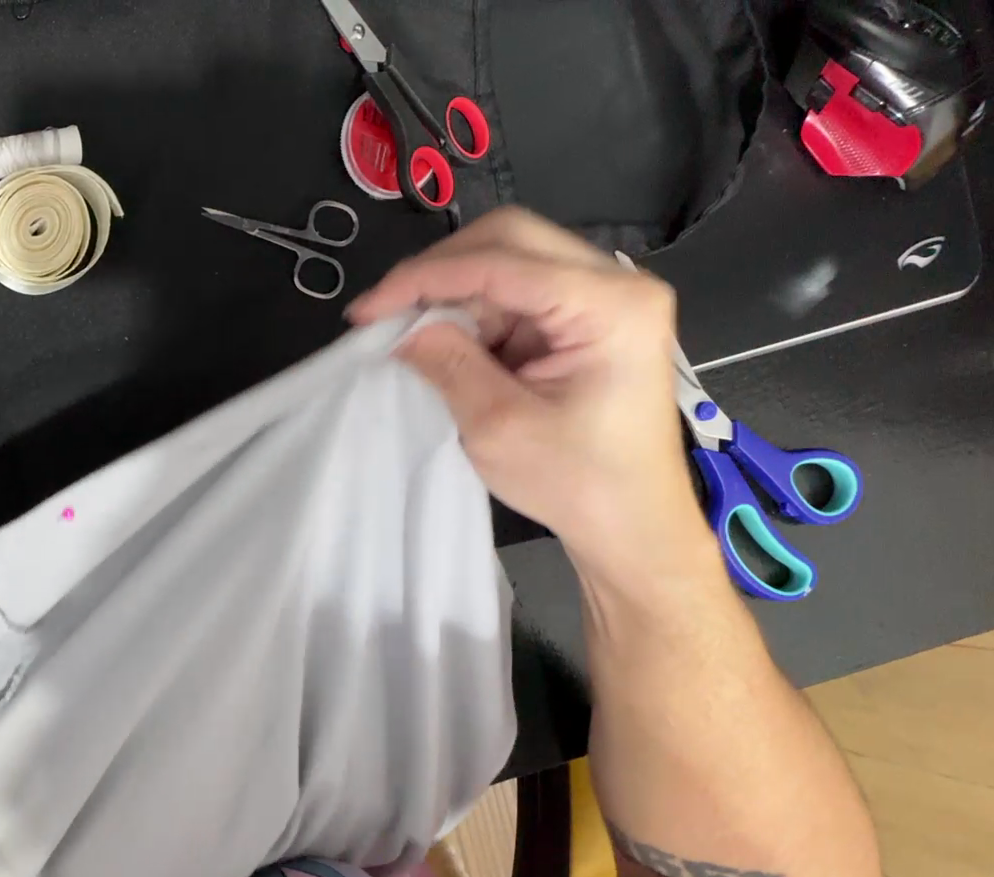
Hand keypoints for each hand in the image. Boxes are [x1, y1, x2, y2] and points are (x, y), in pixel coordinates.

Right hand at [347, 207, 715, 585]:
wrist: (629, 520)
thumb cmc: (575, 481)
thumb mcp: (497, 426)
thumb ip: (448, 365)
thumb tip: (400, 328)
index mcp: (610, 305)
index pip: (501, 262)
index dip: (424, 278)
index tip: (365, 311)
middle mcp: (615, 283)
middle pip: (510, 239)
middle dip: (436, 270)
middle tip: (383, 311)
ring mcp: (601, 298)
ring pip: (508, 260)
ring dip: (451, 292)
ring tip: (406, 331)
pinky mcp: (581, 319)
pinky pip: (513, 292)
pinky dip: (468, 310)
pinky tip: (440, 338)